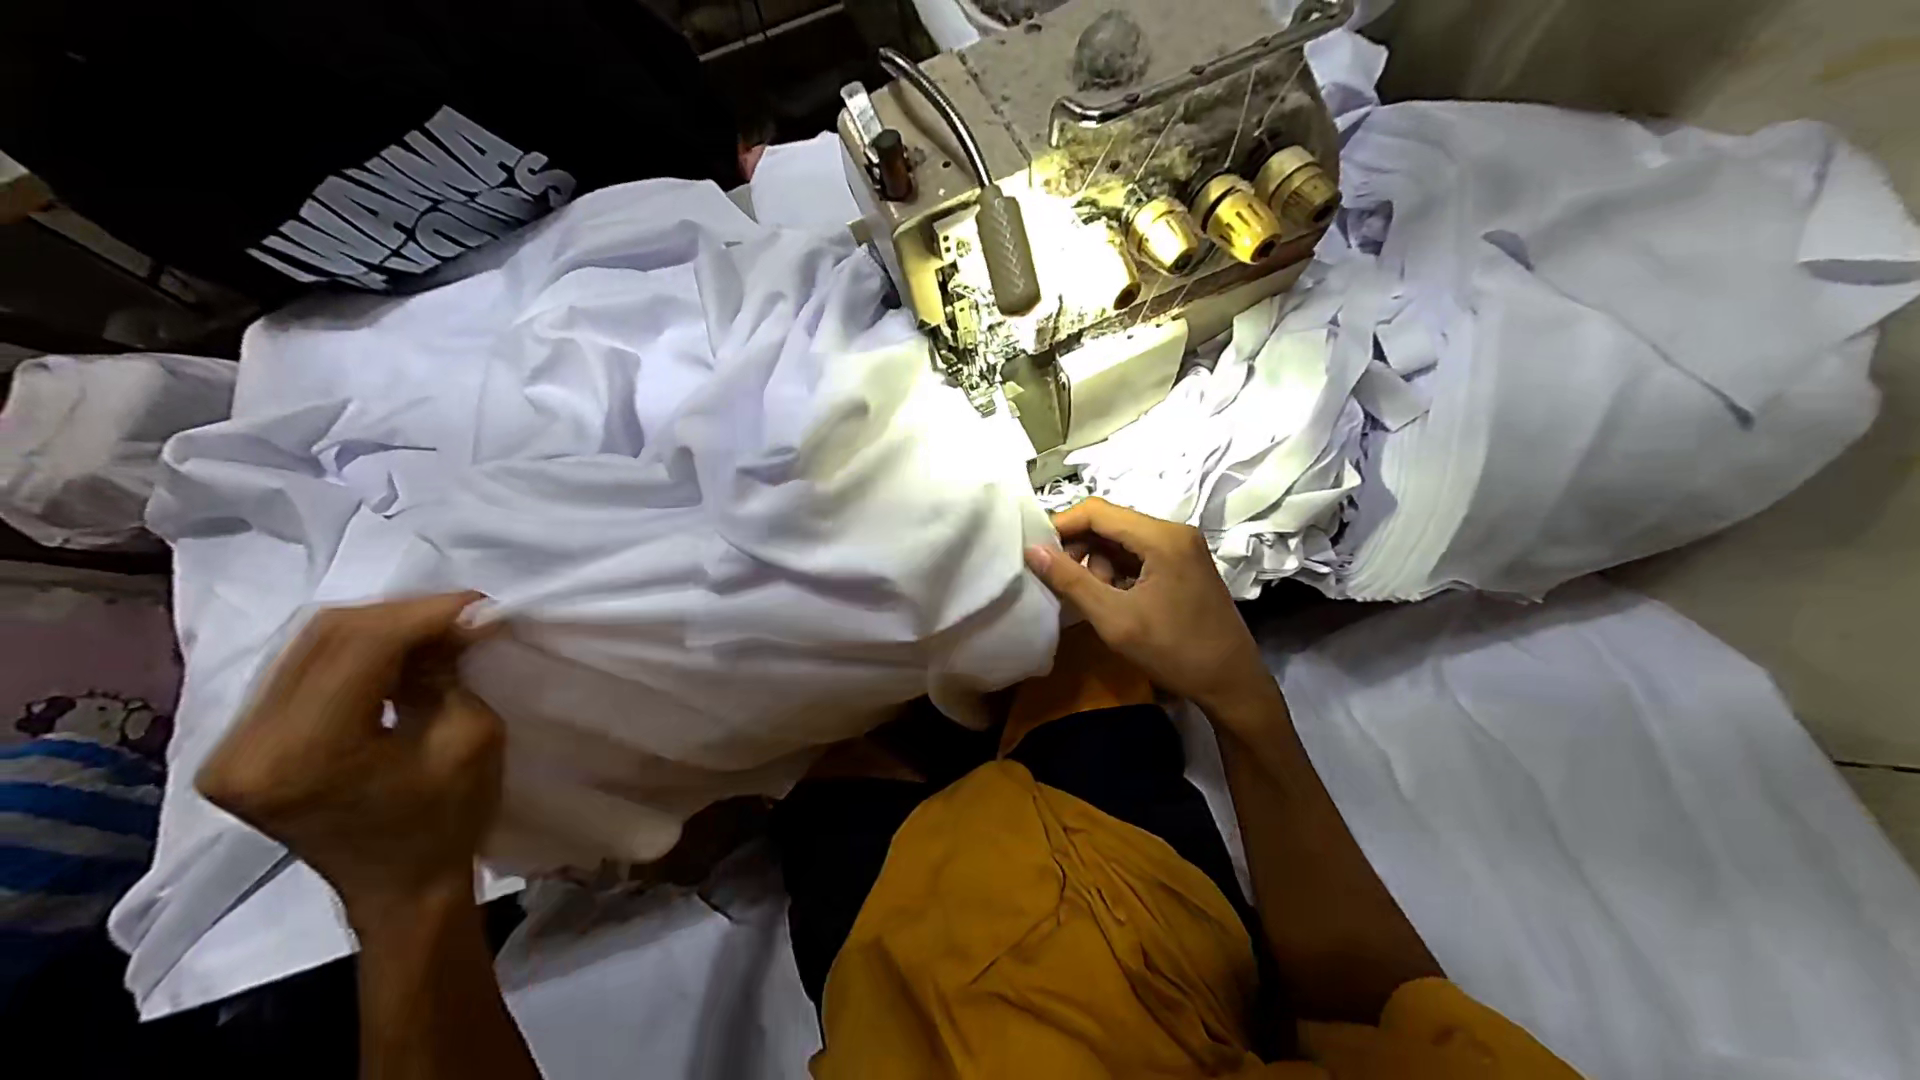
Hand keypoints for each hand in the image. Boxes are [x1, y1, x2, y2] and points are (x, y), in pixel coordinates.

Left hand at [196, 592, 505, 918]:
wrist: (401, 887)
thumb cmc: (448, 820)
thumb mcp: (470, 735)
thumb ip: (449, 671)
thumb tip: (455, 621)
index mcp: (306, 754)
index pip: (361, 646)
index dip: (427, 614)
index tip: (482, 605)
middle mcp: (246, 747)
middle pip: (325, 636)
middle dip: (405, 615)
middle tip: (463, 614)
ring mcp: (231, 748)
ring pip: (308, 646)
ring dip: (381, 628)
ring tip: (436, 631)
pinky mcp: (239, 748)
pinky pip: (299, 670)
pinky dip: (356, 652)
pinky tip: (398, 655)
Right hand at [1025, 498, 1277, 720]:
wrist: (1232, 683)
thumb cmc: (1174, 652)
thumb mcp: (1115, 619)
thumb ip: (1071, 581)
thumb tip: (1032, 550)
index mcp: (1162, 536)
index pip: (1097, 511)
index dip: (1061, 526)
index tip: (1036, 552)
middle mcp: (1174, 532)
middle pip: (1109, 523)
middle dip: (1079, 548)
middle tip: (1062, 582)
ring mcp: (1182, 548)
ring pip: (1122, 540)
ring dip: (1098, 563)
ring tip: (1095, 600)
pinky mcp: (1183, 564)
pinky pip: (1138, 555)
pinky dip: (1118, 572)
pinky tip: (1114, 601)